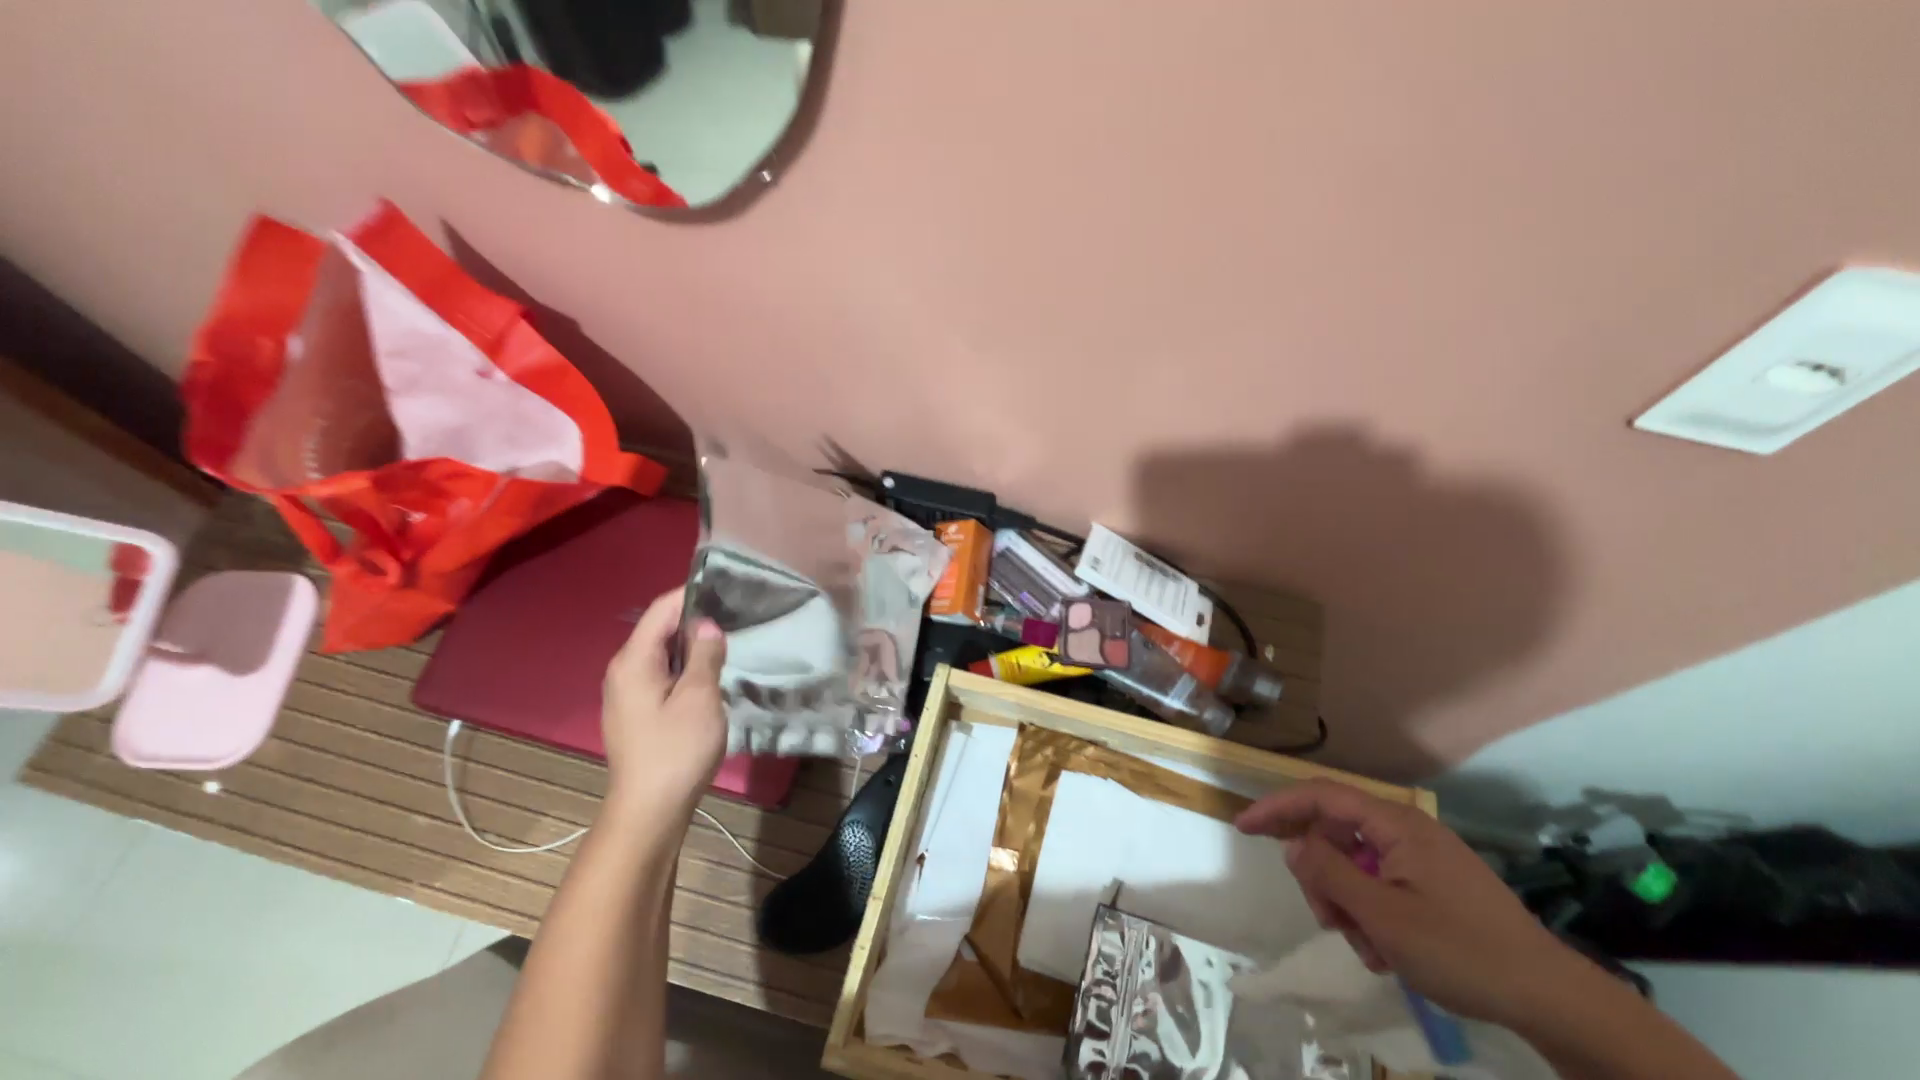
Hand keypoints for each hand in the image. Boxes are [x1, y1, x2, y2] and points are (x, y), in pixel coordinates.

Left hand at [600, 588, 727, 821]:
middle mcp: (622, 671)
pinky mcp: (635, 715)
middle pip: (659, 631)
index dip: (692, 595)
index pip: (661, 610)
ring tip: (727, 648)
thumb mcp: (700, 697)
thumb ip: (705, 655)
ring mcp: (625, 695)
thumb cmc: (676, 750)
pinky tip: (707, 682)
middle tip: (735, 619)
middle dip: (694, 622)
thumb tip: (707, 626)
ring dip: (691, 650)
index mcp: (633, 660)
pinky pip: (660, 678)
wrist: (649, 810)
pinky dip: (683, 672)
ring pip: (661, 657)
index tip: (727, 590)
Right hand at [1236, 779, 1593, 1027]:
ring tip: (1369, 947)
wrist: (1548, 995)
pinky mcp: (1436, 886)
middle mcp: (1408, 831)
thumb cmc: (1460, 949)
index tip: (1242, 828)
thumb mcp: (1382, 915)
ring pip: (1356, 866)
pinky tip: (1387, 951)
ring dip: (1347, 904)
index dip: (1277, 806)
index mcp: (1396, 825)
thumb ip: (1329, 873)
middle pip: (1336, 835)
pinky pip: (1382, 886)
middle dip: (1321, 877)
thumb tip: (1293, 844)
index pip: (1321, 796)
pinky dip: (1372, 915)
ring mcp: (1424, 859)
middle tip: (1329, 921)